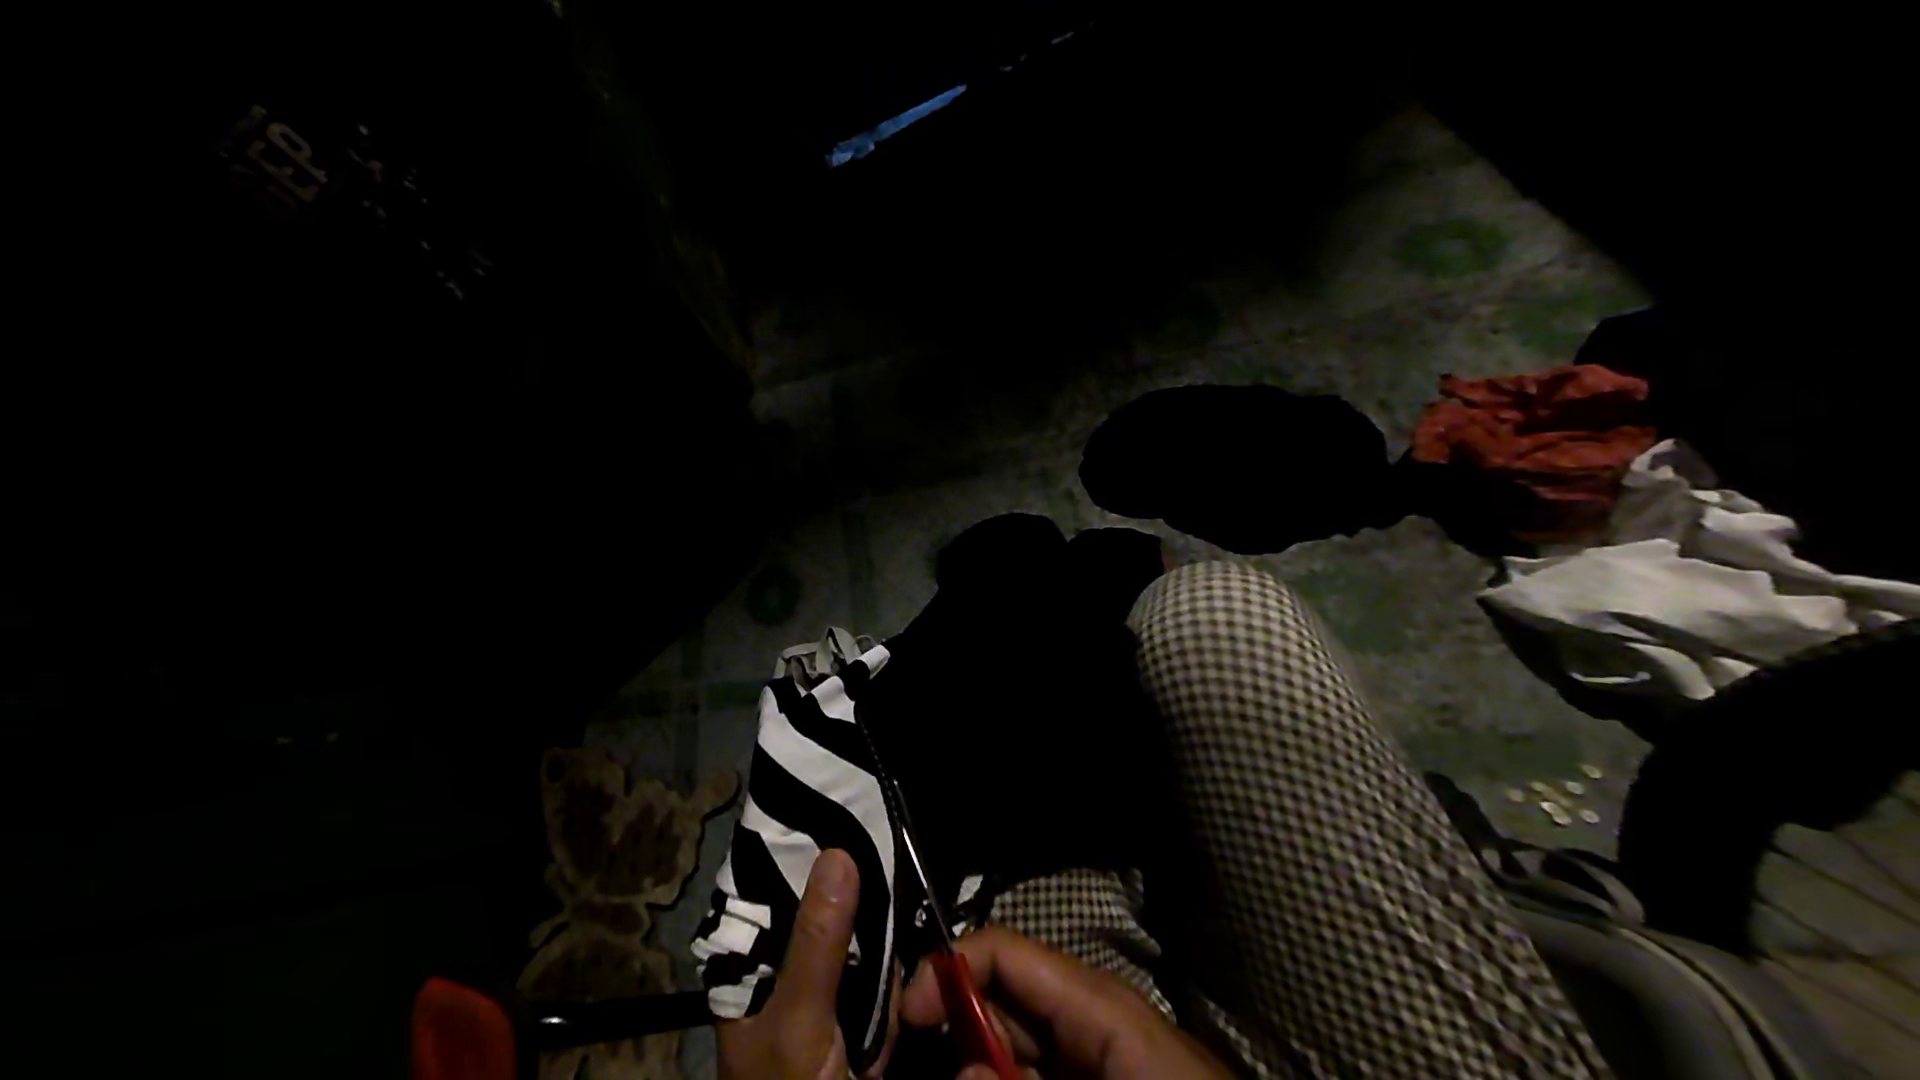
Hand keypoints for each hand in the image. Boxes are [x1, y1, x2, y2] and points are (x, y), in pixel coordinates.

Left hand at [715, 849, 896, 1079]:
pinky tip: (890, 993)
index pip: (781, 884)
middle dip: (859, 905)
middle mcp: (786, 961)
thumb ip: (817, 942)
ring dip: (880, 945)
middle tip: (878, 889)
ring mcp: (824, 984)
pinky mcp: (856, 1005)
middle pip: (828, 904)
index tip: (850, 821)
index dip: (814, 851)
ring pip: (861, 932)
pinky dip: (892, 979)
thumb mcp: (798, 1017)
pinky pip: (881, 969)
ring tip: (880, 964)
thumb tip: (838, 852)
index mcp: (753, 958)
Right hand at [901, 927, 1232, 1079]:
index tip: (906, 1017)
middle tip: (908, 1068)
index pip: (1004, 949)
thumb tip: (961, 1068)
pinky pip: (1027, 1071)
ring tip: (934, 1070)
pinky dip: (1001, 1078)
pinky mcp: (1084, 1074)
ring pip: (1006, 1044)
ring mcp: (1085, 1049)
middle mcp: (1083, 1015)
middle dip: (951, 1028)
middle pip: (996, 1000)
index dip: (949, 969)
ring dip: (971, 1064)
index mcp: (1094, 999)